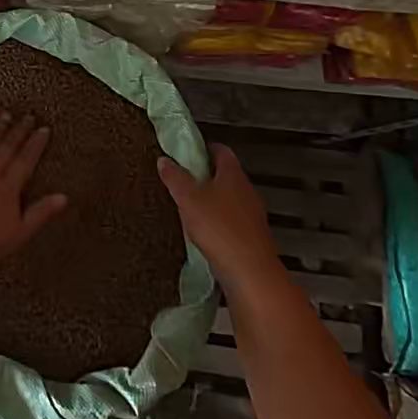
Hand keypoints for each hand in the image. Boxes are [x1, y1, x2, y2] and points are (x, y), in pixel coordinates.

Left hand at [0, 113, 68, 263]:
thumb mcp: (22, 231)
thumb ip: (41, 212)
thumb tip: (63, 198)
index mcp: (8, 188)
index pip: (25, 159)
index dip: (35, 143)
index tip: (43, 129)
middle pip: (7, 147)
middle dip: (18, 130)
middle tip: (28, 116)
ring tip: (5, 115)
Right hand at [158, 145, 281, 284]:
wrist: (249, 269)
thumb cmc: (219, 228)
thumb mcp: (188, 199)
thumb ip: (175, 178)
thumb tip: (164, 161)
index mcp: (232, 173)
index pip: (220, 150)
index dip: (204, 149)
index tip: (189, 153)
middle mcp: (247, 189)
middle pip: (226, 174)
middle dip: (207, 176)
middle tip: (185, 181)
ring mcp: (252, 213)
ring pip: (231, 198)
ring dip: (214, 200)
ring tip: (192, 208)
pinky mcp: (252, 235)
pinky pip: (234, 220)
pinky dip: (220, 221)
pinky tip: (206, 233)